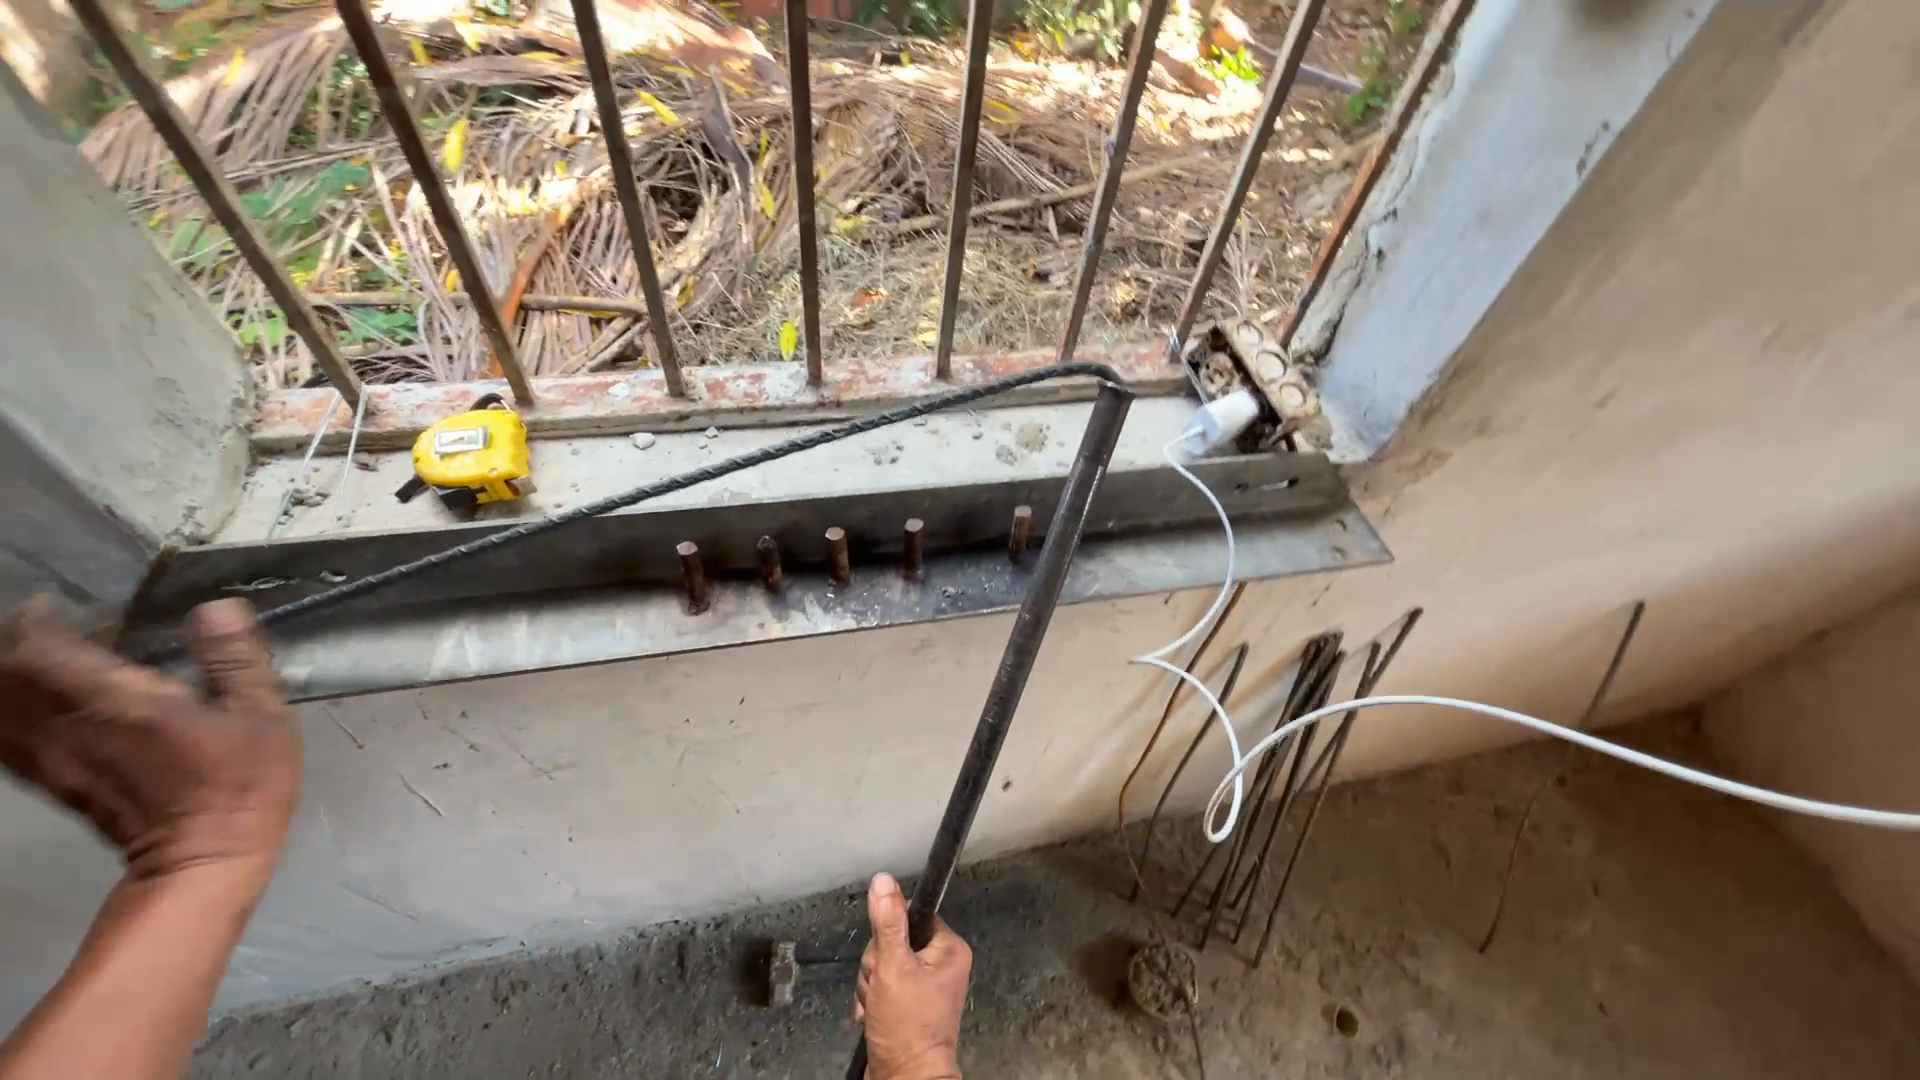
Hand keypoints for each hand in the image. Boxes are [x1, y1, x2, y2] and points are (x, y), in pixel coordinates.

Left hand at [0, 598, 299, 883]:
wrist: (205, 855)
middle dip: (16, 644)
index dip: (36, 621)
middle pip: (6, 677)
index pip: (42, 652)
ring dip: (7, 677)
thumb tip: (215, 607)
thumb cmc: (244, 779)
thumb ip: (235, 658)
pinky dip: (6, 710)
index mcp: (120, 705)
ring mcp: (51, 759)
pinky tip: (35, 703)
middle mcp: (68, 728)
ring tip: (41, 657)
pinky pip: (4, 735)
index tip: (57, 603)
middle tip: (55, 624)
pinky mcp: (51, 780)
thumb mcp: (261, 714)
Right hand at [855, 873, 970, 1079]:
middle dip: (878, 965)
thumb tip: (883, 880)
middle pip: (894, 941)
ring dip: (873, 984)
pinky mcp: (910, 1003)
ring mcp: (926, 984)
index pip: (911, 915)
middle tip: (883, 986)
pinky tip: (873, 1015)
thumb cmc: (906, 1025)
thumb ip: (886, 923)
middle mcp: (941, 963)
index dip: (890, 932)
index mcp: (949, 948)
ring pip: (884, 964)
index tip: (886, 955)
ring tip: (879, 1005)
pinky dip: (873, 999)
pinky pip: (883, 985)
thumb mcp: (893, 967)